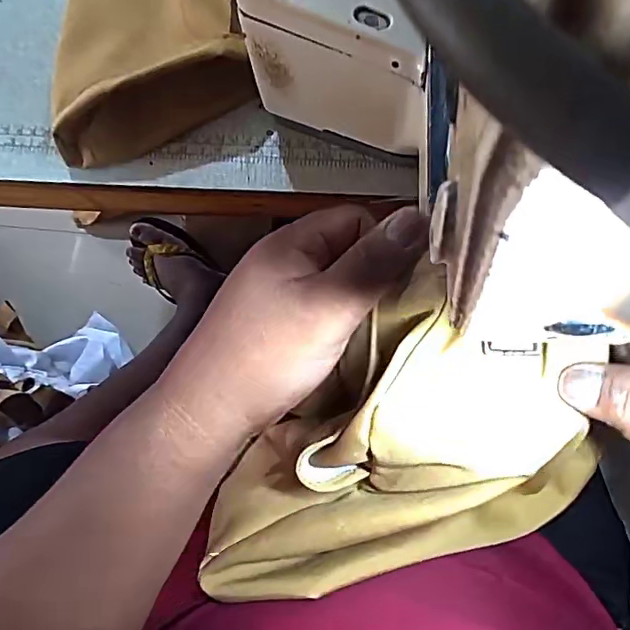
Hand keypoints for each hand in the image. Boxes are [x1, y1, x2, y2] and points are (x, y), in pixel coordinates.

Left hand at [162, 205, 426, 440]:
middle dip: (378, 272)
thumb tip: (419, 217)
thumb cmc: (270, 355)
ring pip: (338, 281)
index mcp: (293, 241)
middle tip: (403, 305)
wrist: (211, 411)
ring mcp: (279, 293)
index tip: (409, 277)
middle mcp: (285, 260)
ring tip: (381, 326)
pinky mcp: (278, 324)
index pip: (356, 218)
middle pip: (349, 249)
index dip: (387, 241)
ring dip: (363, 299)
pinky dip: (344, 319)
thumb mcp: (330, 305)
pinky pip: (324, 306)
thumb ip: (373, 263)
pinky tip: (354, 341)